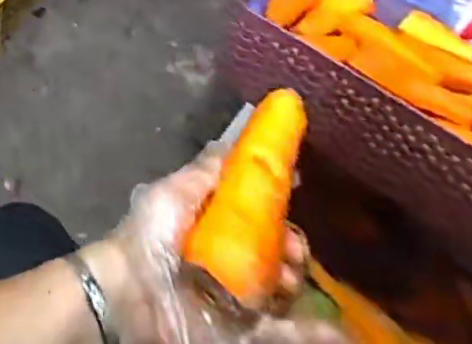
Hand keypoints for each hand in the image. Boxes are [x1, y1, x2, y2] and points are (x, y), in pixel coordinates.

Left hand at [86, 155, 344, 343]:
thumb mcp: (172, 194)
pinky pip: (288, 334)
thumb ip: (203, 174)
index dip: (274, 205)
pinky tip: (338, 332)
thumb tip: (234, 146)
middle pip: (273, 251)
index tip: (297, 189)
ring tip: (293, 273)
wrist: (133, 296)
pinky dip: (316, 332)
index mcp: (206, 226)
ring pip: (284, 288)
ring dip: (298, 278)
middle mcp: (224, 261)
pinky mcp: (246, 333)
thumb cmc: (150, 237)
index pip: (250, 213)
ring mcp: (237, 300)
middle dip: (291, 243)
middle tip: (295, 244)